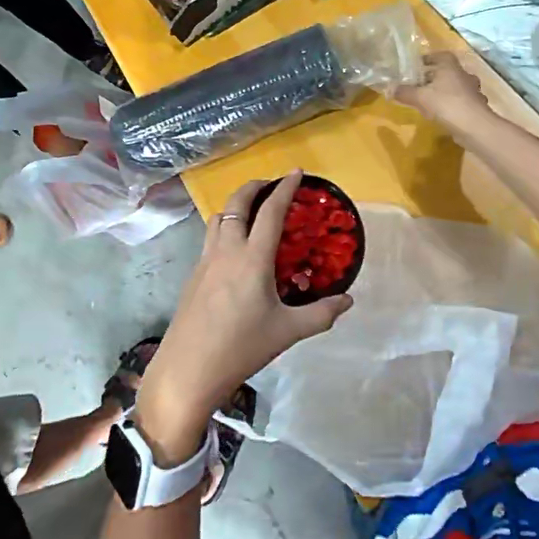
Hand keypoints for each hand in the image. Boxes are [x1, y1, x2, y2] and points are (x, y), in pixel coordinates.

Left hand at [138, 174, 352, 460]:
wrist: (190, 365)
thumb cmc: (242, 347)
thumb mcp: (288, 331)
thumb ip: (321, 314)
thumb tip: (347, 299)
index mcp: (252, 258)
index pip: (270, 212)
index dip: (284, 188)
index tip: (295, 172)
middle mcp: (226, 250)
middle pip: (236, 204)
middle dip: (254, 187)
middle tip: (271, 184)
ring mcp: (205, 260)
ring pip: (218, 218)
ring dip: (235, 206)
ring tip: (252, 212)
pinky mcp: (194, 273)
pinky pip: (210, 238)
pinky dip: (225, 228)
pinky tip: (235, 248)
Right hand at [397, 52, 493, 130]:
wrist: (475, 127)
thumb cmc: (446, 104)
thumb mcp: (419, 97)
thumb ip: (404, 92)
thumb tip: (388, 88)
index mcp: (451, 68)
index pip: (442, 55)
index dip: (430, 57)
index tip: (418, 64)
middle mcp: (464, 76)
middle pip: (448, 71)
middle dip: (433, 76)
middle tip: (418, 83)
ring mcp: (472, 92)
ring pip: (455, 86)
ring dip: (443, 90)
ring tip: (428, 99)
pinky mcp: (475, 107)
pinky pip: (459, 100)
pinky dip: (449, 104)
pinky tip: (440, 113)